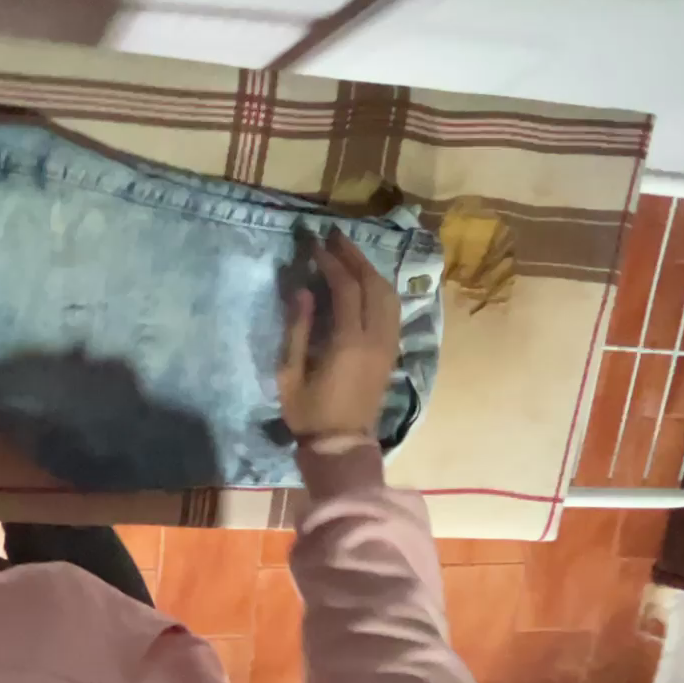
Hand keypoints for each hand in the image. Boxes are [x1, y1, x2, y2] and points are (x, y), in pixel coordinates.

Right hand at [277, 228, 401, 438]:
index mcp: (348, 342)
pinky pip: (393, 308)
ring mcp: (388, 343)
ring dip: (370, 269)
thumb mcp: (290, 374)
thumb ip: (297, 330)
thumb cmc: (309, 413)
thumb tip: (303, 291)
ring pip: (389, 293)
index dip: (330, 262)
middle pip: (373, 283)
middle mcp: (375, 337)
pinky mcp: (391, 351)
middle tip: (334, 237)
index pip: (346, 288)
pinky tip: (366, 283)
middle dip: (354, 256)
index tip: (314, 245)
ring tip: (349, 256)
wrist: (341, 445)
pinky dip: (380, 288)